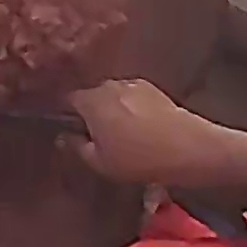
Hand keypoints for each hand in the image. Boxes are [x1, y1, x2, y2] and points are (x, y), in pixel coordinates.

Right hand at [65, 79, 222, 186]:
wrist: (183, 145)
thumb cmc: (136, 158)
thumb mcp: (101, 163)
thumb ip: (76, 147)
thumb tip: (62, 136)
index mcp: (91, 101)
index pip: (70, 99)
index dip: (68, 113)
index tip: (71, 129)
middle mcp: (108, 84)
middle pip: (92, 95)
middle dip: (92, 112)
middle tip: (99, 136)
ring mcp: (130, 82)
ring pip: (113, 95)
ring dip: (113, 108)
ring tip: (123, 132)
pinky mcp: (150, 86)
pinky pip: (131, 95)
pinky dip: (131, 106)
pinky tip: (142, 126)